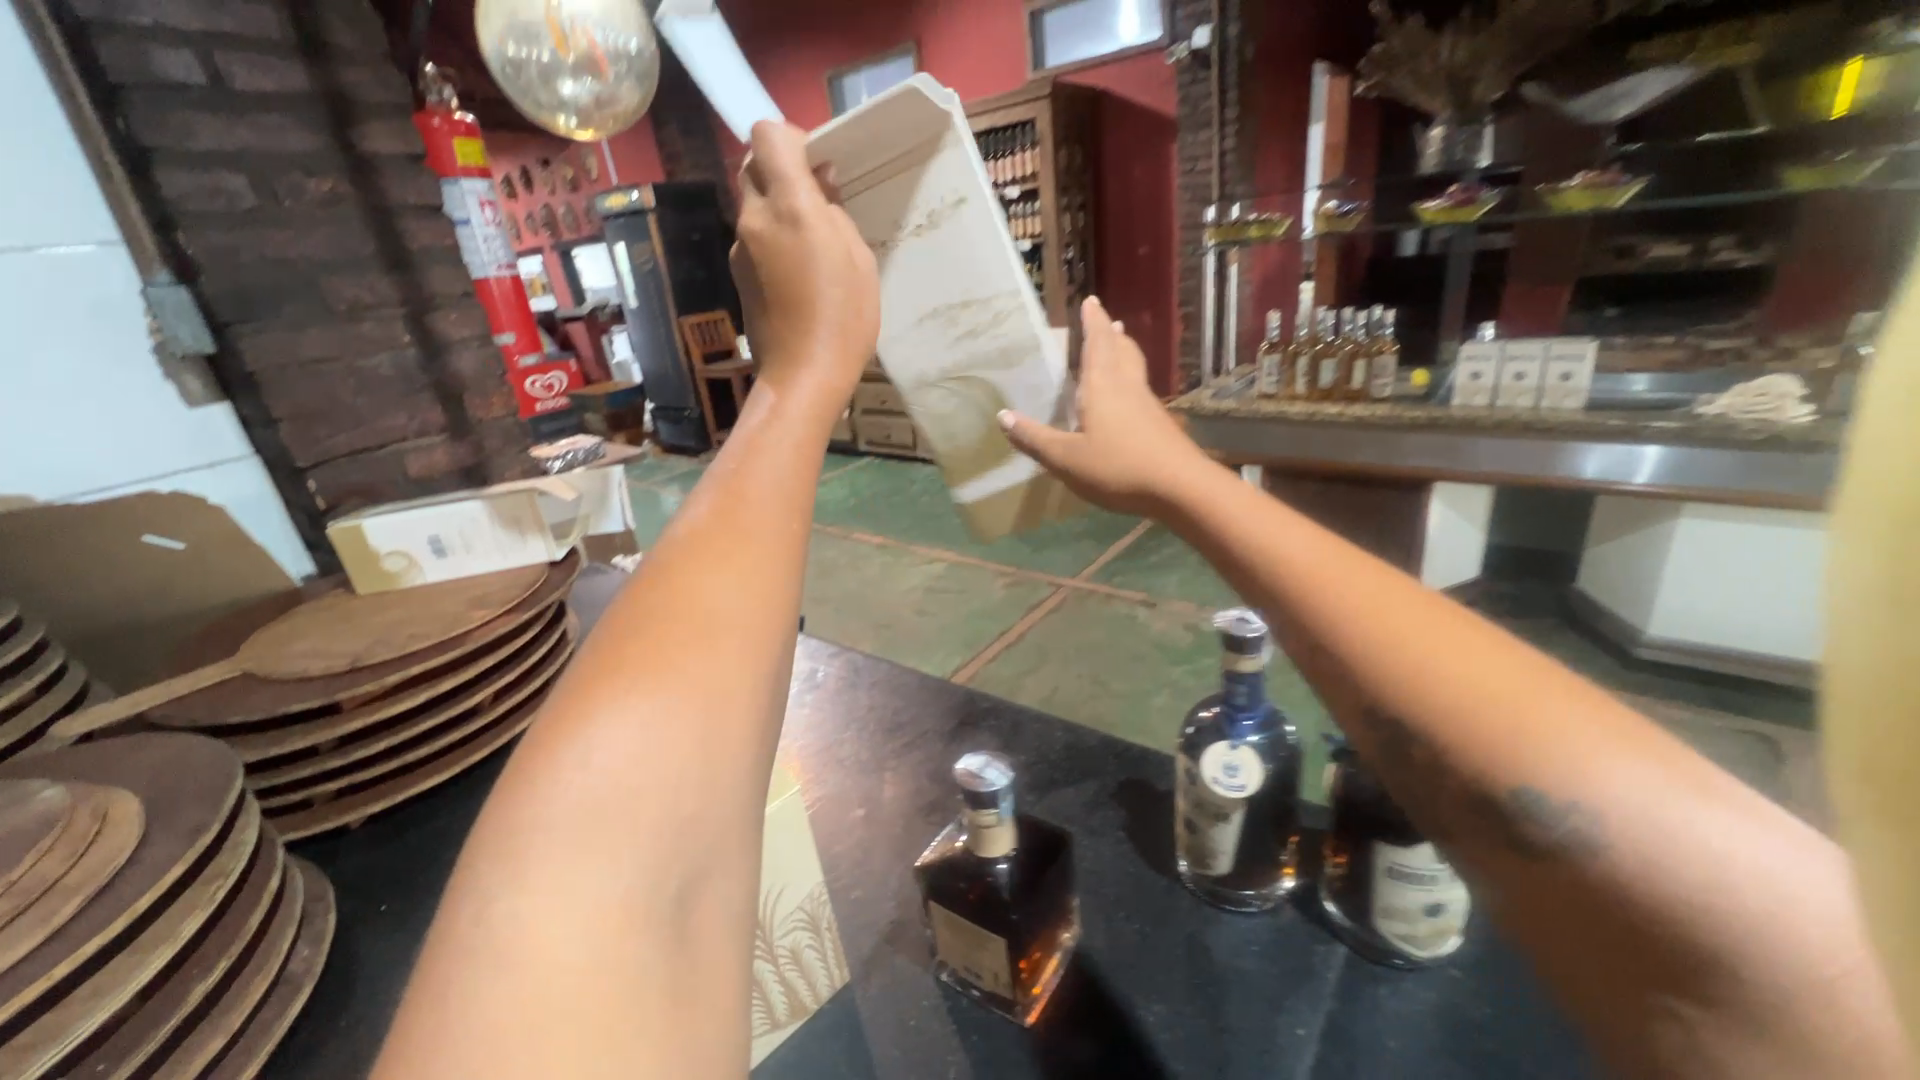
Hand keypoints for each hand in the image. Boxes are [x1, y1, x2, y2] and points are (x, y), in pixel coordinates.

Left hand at [730, 121, 878, 412]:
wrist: (804, 375)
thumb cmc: (844, 318)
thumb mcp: (859, 258)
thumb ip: (835, 211)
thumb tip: (820, 183)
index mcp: (790, 205)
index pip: (766, 135)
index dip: (791, 138)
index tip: (817, 164)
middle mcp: (755, 218)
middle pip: (753, 166)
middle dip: (781, 170)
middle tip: (816, 198)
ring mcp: (740, 247)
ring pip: (753, 204)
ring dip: (778, 208)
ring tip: (813, 243)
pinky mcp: (737, 273)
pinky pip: (754, 238)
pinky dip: (773, 239)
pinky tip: (799, 273)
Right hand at [998, 297, 1214, 516]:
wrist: (1180, 488)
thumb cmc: (1118, 467)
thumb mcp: (1066, 459)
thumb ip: (1035, 439)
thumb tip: (1002, 416)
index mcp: (1102, 386)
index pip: (1097, 343)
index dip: (1093, 322)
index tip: (1090, 301)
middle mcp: (1127, 387)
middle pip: (1121, 350)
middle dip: (1111, 333)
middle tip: (1106, 321)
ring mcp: (1147, 405)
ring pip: (1134, 368)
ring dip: (1124, 353)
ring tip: (1118, 347)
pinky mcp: (1160, 424)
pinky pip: (1140, 389)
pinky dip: (1130, 380)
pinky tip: (1126, 398)